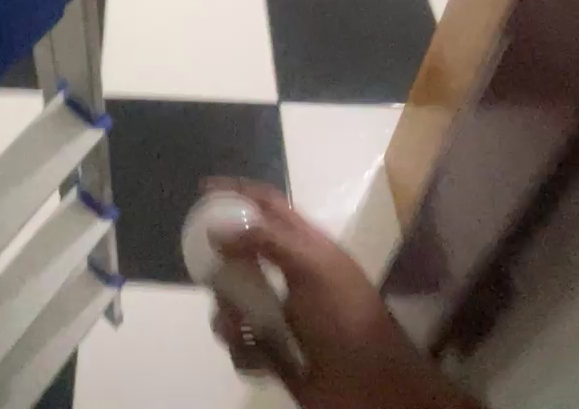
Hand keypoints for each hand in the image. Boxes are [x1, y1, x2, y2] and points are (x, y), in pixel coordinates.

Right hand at [207, 181, 478, 408]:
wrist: (375, 389)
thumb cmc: (346, 317)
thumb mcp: (310, 266)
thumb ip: (263, 240)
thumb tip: (216, 229)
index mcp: (303, 244)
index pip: (266, 203)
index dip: (236, 191)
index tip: (203, 190)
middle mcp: (288, 273)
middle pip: (240, 253)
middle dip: (221, 266)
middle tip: (210, 276)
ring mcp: (280, 313)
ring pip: (233, 300)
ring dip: (227, 313)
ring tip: (238, 328)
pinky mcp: (274, 351)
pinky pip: (240, 343)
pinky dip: (241, 349)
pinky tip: (256, 357)